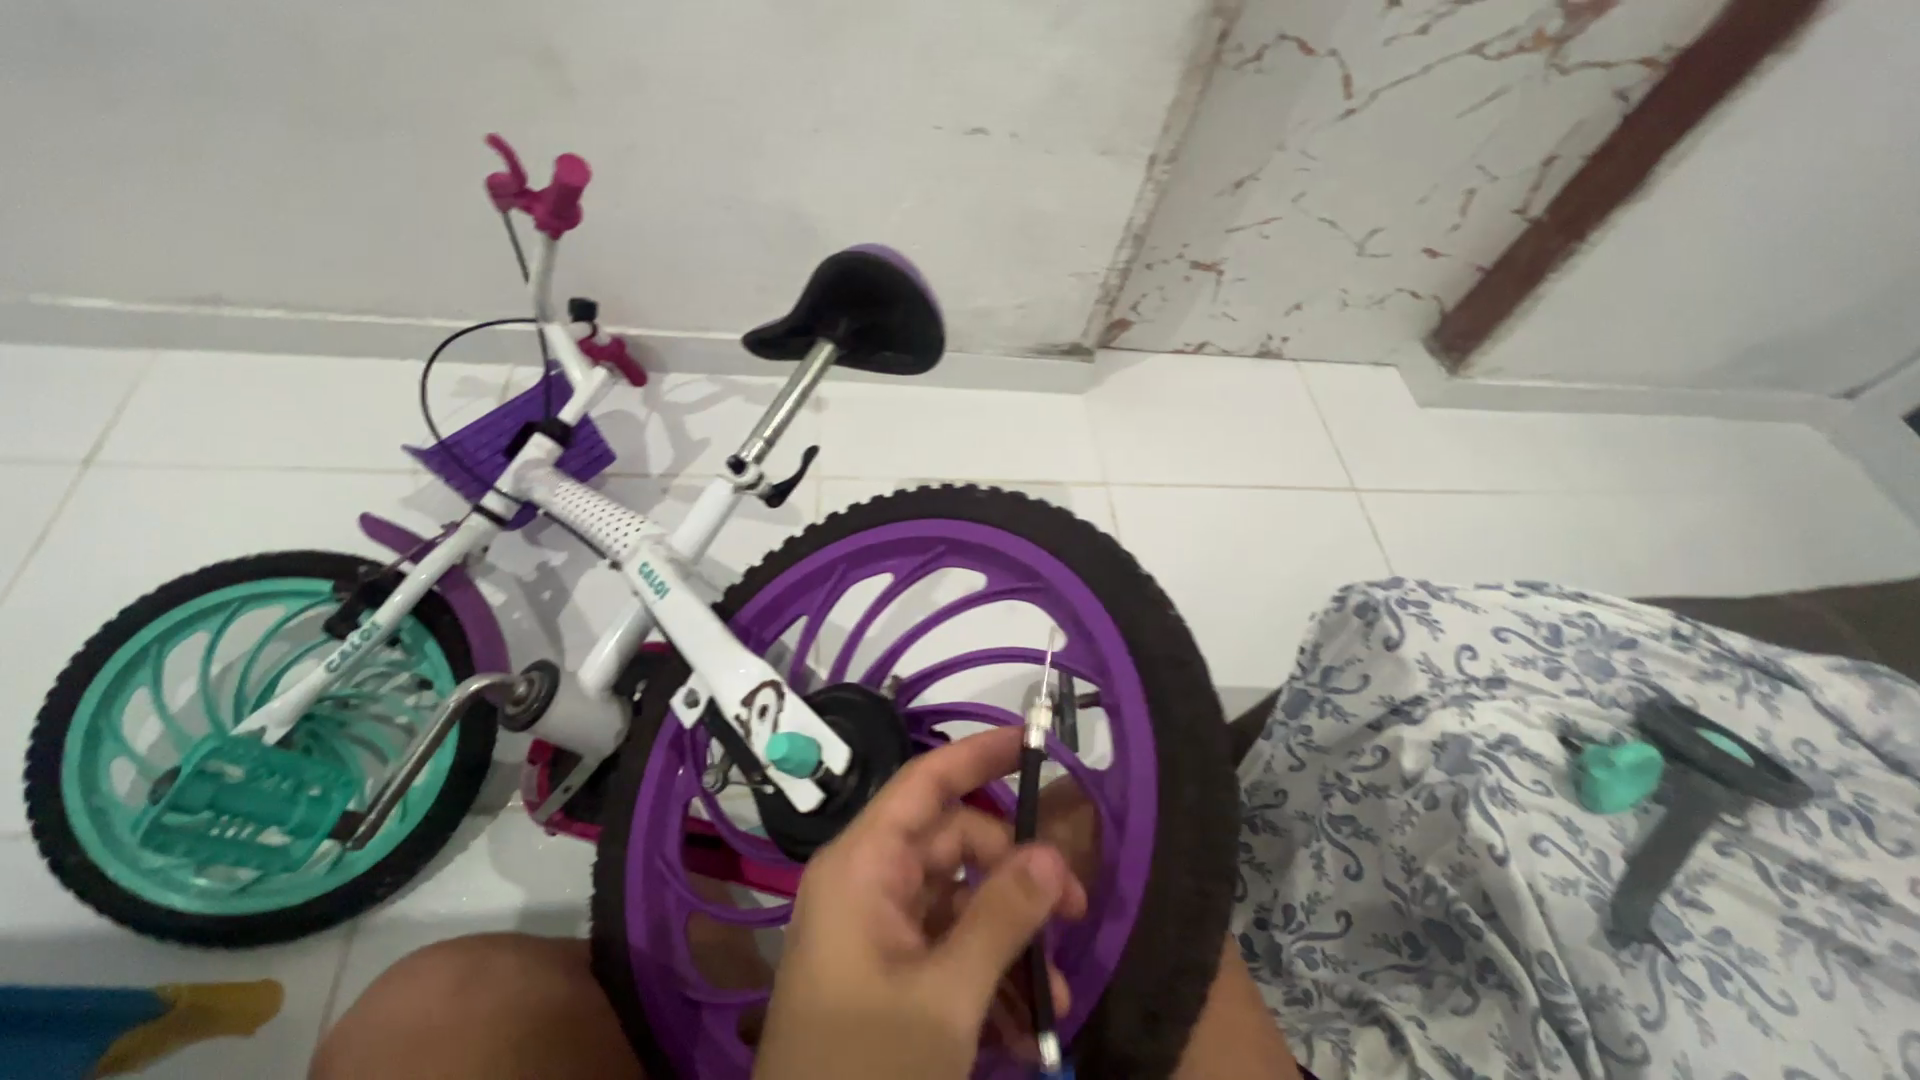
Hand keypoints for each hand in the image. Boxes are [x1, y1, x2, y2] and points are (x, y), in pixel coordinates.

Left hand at [753, 726, 1087, 1079]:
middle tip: (1074, 913)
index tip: (1033, 741)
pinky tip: (1027, 1029)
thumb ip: (1002, 917)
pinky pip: (948, 949)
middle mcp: (867, 884)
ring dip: (1011, 940)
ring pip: (960, 903)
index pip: (925, 783)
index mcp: (863, 866)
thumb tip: (1053, 853)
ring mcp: (876, 930)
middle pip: (955, 846)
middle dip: (1016, 875)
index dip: (977, 755)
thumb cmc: (869, 1065)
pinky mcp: (886, 974)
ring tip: (1054, 1000)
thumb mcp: (947, 995)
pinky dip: (989, 976)